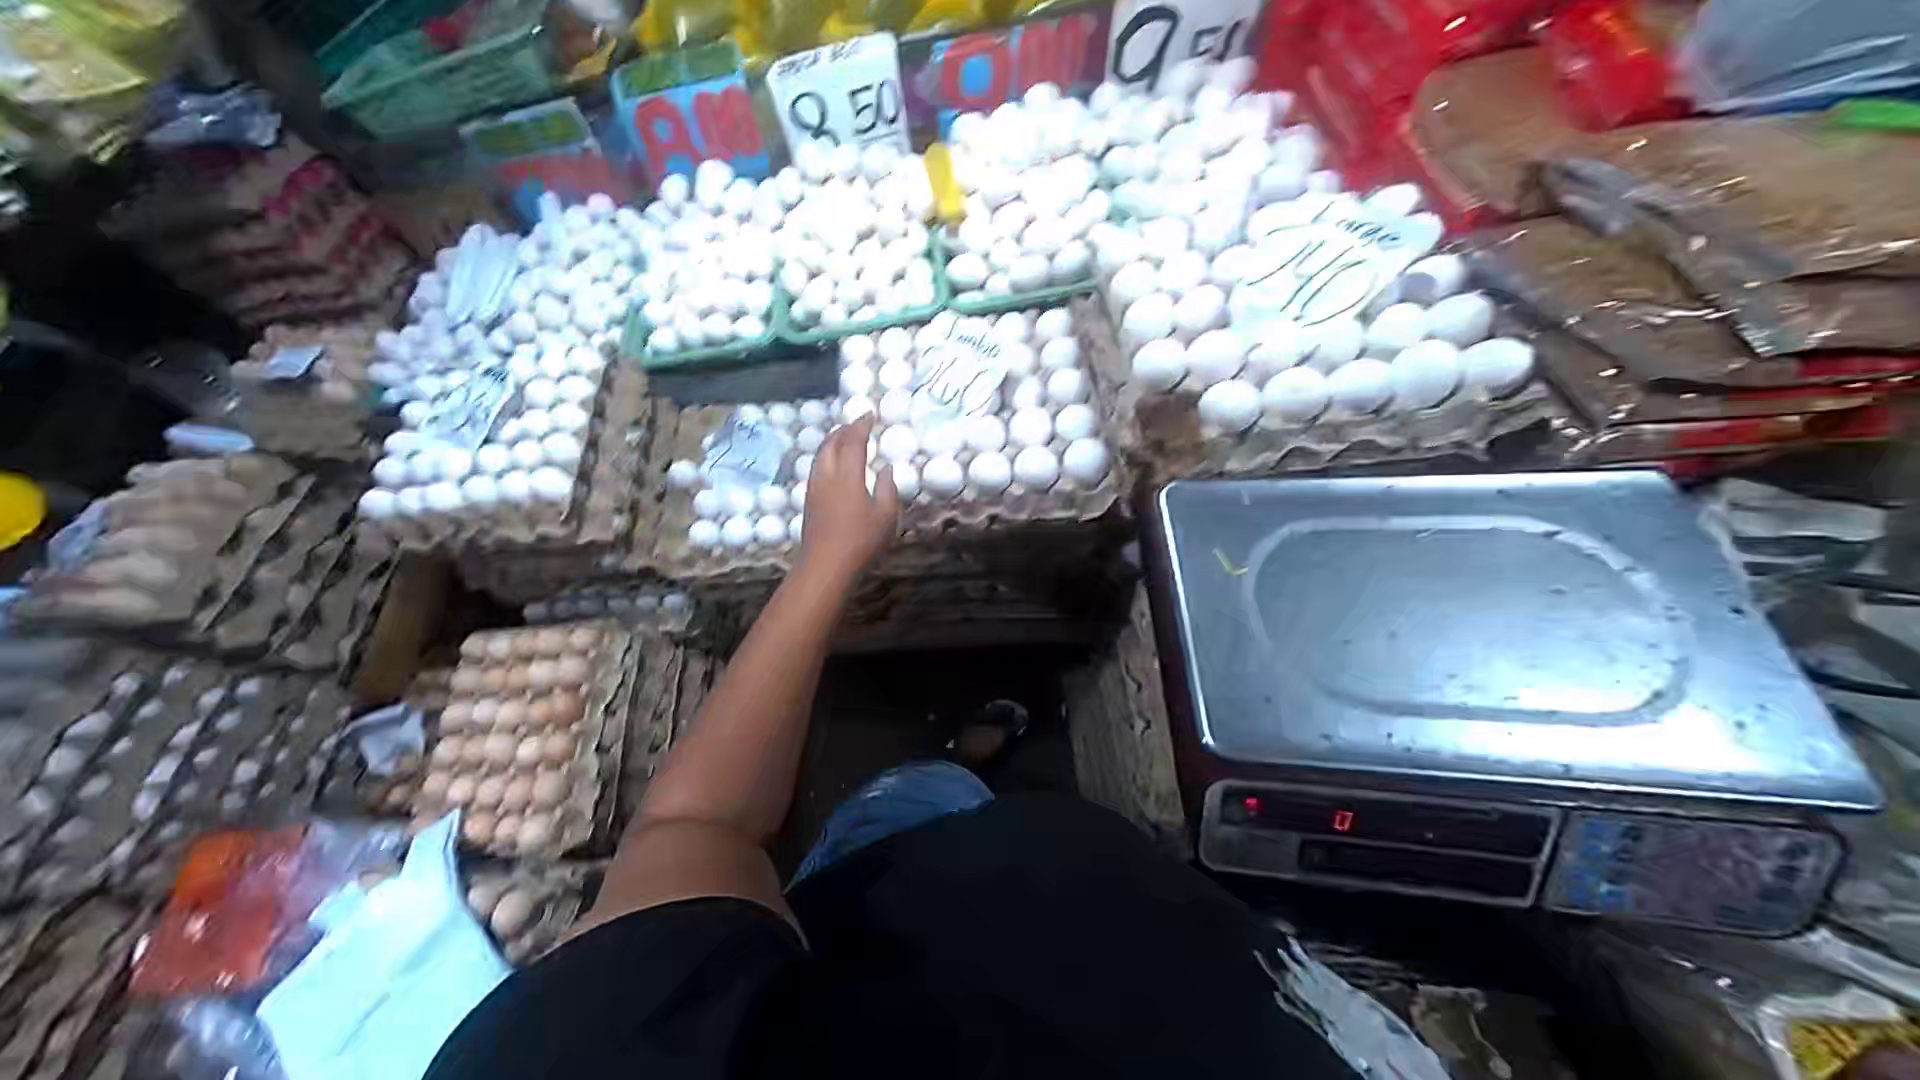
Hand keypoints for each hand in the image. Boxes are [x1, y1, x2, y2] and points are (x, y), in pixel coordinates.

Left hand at [795, 416, 898, 588]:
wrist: (825, 566)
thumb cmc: (861, 542)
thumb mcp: (886, 516)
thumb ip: (888, 488)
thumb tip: (887, 468)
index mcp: (848, 475)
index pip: (853, 441)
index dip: (862, 425)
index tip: (870, 415)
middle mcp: (827, 475)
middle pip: (832, 442)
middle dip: (844, 429)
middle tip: (858, 423)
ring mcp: (814, 487)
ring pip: (820, 454)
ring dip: (833, 441)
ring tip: (844, 438)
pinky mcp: (809, 500)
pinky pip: (817, 466)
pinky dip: (827, 455)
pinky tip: (834, 463)